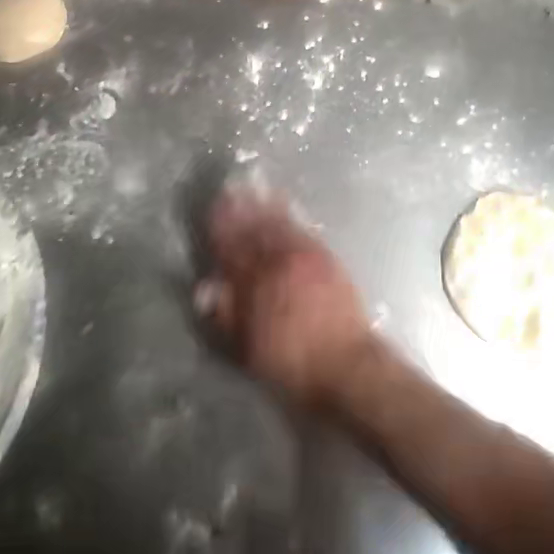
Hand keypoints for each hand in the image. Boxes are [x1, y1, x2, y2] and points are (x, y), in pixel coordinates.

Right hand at [197, 183, 374, 409]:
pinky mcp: (328, 258)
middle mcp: (281, 263)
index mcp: (258, 284)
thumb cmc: (292, 365)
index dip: (221, 228)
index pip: (234, 248)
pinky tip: (287, 206)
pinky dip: (292, 214)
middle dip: (243, 209)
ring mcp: (307, 257)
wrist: (347, 365)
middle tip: (231, 188)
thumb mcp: (248, 350)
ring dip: (266, 205)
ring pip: (281, 224)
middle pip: (257, 229)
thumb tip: (206, 287)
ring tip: (255, 187)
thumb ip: (226, 316)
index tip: (213, 209)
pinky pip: (305, 229)